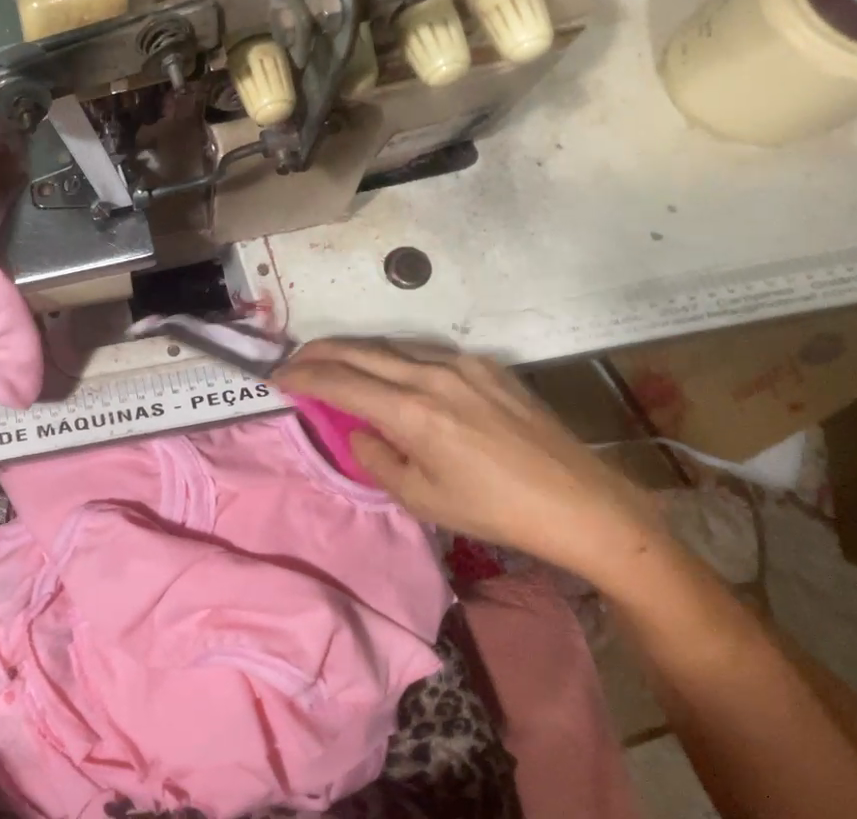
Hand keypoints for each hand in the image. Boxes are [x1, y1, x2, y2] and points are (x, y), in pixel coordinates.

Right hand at [274, 339, 667, 582]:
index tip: (275, 377)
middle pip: (358, 350)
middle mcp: (432, 376)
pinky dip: (393, 356)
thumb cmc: (495, 511)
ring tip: (332, 361)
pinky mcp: (489, 367)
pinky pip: (425, 351)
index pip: (338, 381)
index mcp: (411, 412)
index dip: (300, 376)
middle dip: (318, 352)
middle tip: (292, 360)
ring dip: (354, 350)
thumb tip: (359, 430)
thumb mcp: (421, 498)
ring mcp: (463, 365)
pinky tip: (389, 370)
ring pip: (391, 344)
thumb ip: (376, 457)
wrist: (582, 504)